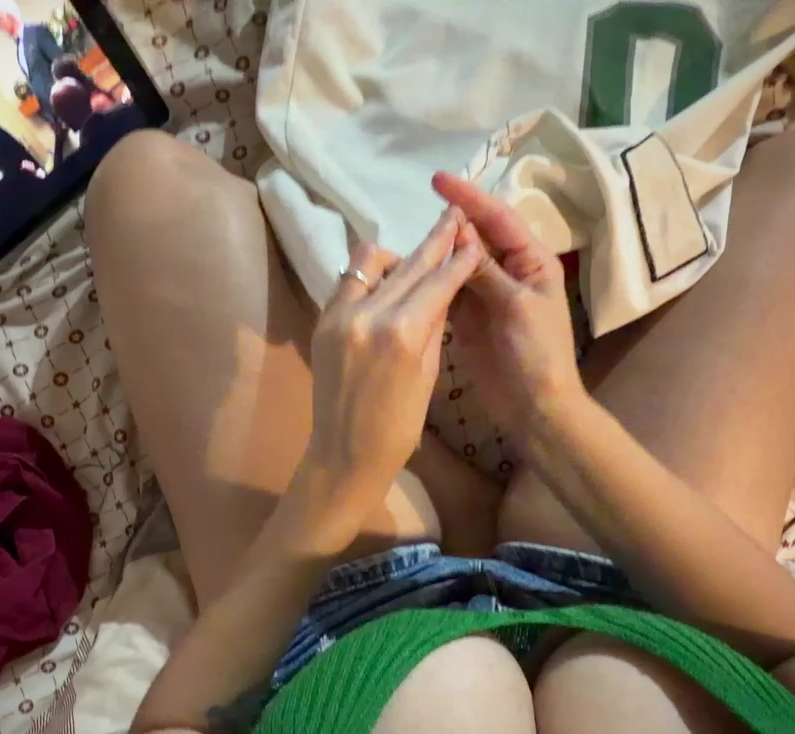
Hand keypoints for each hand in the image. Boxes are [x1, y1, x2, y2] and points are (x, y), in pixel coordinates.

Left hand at [305, 207, 483, 514]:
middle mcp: (368, 314)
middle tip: (451, 219)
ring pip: (371, 262)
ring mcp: (339, 315)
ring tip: (412, 266)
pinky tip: (384, 286)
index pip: (438, 281)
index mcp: (403, 333)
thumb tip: (442, 289)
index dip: (458, 257)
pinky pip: (349, 282)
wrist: (345, 454)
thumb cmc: (398, 427)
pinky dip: (369, 277)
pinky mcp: (322, 321)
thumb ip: (434, 325)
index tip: (472, 236)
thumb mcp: (428, 375)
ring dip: (396, 257)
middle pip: (408, 264)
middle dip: (433, 242)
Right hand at [430, 171, 585, 436]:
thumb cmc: (536, 354)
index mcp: (532, 261)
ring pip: (460, 265)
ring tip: (412, 243)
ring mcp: (488, 297)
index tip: (438, 181)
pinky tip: (414, 275)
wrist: (534, 407)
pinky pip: (449, 294)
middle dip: (452, 225)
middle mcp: (510, 272)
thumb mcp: (516, 306)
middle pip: (478, 238)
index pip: (498, 219)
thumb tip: (461, 235)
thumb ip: (487, 271)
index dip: (469, 199)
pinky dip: (434, 284)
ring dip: (440, 254)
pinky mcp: (469, 321)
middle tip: (420, 216)